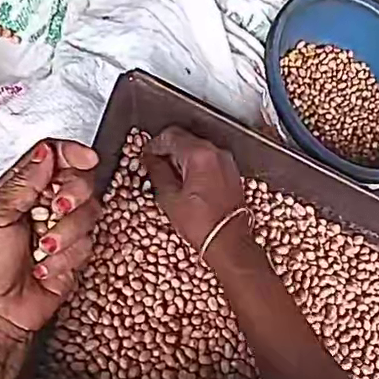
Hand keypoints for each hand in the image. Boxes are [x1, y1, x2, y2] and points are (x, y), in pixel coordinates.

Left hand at [0, 138, 101, 341]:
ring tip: (42, 249)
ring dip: (66, 233)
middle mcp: (43, 207)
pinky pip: (88, 244)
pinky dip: (67, 257)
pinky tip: (46, 266)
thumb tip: (46, 153)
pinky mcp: (75, 255)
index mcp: (19, 190)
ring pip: (88, 213)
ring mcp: (62, 231)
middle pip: (79, 181)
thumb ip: (23, 182)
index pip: (53, 158)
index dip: (72, 153)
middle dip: (72, 195)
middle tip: (55, 209)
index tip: (85, 158)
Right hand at [141, 126, 246, 252]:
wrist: (229, 243)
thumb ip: (158, 173)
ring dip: (183, 159)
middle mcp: (217, 153)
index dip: (154, 144)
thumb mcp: (170, 199)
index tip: (146, 155)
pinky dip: (197, 166)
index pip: (171, 136)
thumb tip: (150, 160)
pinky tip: (188, 184)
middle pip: (186, 140)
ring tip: (171, 178)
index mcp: (199, 155)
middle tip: (155, 166)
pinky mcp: (232, 174)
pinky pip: (210, 161)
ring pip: (199, 150)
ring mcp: (227, 163)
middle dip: (169, 150)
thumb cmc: (202, 225)